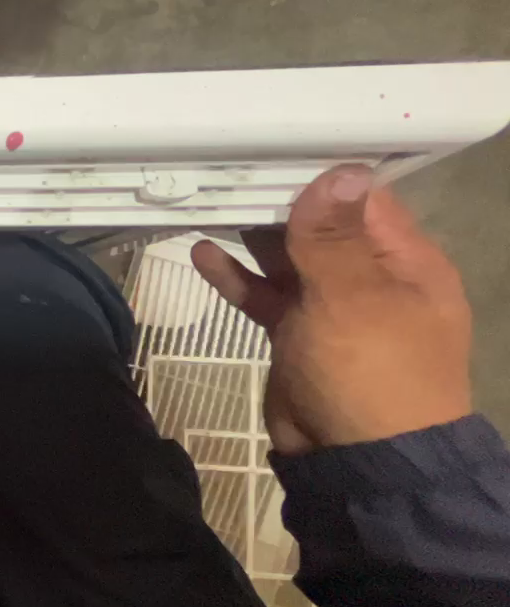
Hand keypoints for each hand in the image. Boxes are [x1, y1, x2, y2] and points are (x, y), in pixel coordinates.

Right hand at [190, 165, 471, 455]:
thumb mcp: (352, 300)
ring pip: (284, 258)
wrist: (356, 453)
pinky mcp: (294, 331)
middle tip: (220, 174)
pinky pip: (262, 293)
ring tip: (206, 207)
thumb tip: (337, 172)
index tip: (265, 153)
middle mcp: (369, 276)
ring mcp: (329, 305)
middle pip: (318, 226)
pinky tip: (203, 254)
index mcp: (403, 262)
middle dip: (274, 202)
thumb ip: (333, 241)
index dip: (318, 176)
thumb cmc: (368, 372)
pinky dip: (235, 275)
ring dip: (249, 235)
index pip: (361, 201)